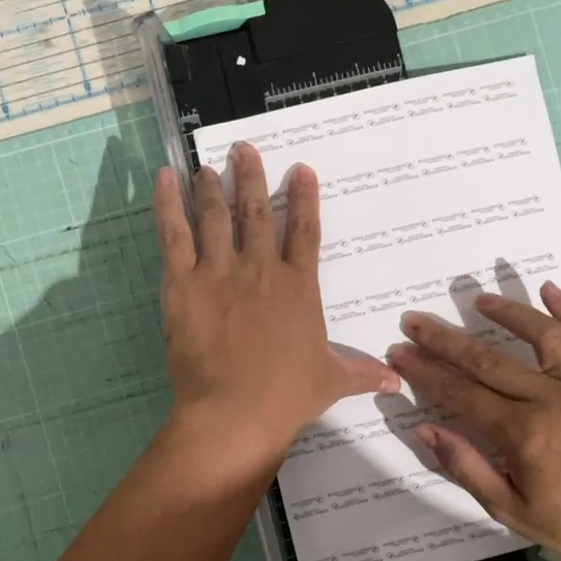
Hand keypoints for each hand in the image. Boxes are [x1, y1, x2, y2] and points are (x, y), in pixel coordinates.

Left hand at [152, 143, 398, 466]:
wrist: (235, 412)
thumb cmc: (286, 397)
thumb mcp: (330, 382)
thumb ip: (361, 374)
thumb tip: (395, 381)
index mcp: (298, 287)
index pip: (305, 232)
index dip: (304, 199)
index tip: (301, 170)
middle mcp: (260, 269)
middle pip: (257, 212)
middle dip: (251, 177)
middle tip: (243, 149)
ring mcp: (220, 271)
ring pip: (215, 216)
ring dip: (212, 187)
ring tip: (207, 166)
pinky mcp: (182, 283)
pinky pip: (173, 234)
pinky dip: (167, 204)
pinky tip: (165, 179)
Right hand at [385, 283, 560, 560]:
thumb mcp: (509, 509)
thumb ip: (465, 467)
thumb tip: (426, 430)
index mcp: (524, 435)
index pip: (461, 394)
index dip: (425, 372)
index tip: (399, 353)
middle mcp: (554, 401)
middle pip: (489, 361)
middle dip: (445, 340)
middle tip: (415, 321)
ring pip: (543, 337)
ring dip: (508, 312)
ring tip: (479, 299)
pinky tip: (549, 290)